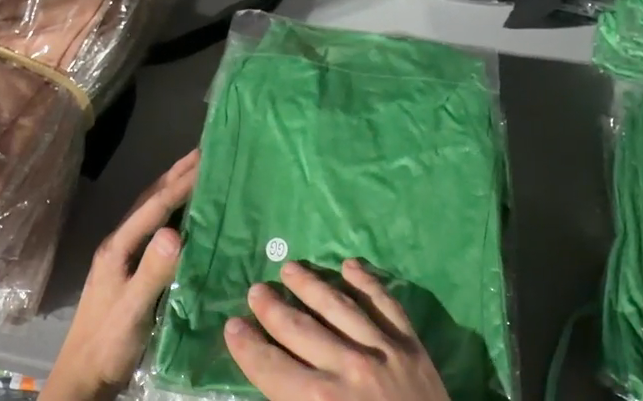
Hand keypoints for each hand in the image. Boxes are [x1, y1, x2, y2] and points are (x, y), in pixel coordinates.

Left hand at [42, 151, 198, 400]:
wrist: (83, 380)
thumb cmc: (108, 342)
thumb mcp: (133, 309)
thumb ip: (153, 271)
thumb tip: (176, 230)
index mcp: (118, 247)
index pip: (154, 206)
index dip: (181, 183)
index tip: (207, 160)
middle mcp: (119, 245)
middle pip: (150, 201)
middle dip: (176, 175)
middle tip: (205, 152)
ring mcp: (123, 258)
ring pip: (151, 213)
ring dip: (173, 190)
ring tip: (198, 172)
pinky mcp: (130, 272)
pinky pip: (155, 231)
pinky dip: (172, 214)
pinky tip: (187, 218)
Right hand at [224, 259, 452, 400]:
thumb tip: (272, 377)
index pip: (271, 367)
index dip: (248, 346)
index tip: (232, 325)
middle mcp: (347, 368)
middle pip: (300, 329)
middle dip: (273, 309)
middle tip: (256, 289)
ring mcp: (382, 350)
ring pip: (338, 306)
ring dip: (311, 285)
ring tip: (290, 268)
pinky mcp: (411, 344)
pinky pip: (384, 302)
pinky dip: (366, 281)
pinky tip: (350, 265)